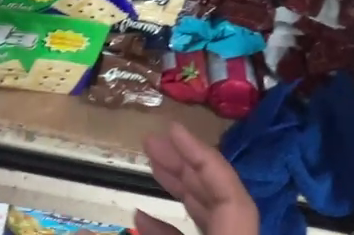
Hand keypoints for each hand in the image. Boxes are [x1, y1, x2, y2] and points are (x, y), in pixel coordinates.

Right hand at [137, 124, 259, 234]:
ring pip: (209, 213)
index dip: (203, 158)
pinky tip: (142, 215)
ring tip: (152, 163)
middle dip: (185, 165)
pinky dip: (171, 225)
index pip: (230, 193)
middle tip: (151, 140)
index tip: (172, 129)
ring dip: (179, 188)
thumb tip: (123, 218)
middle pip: (218, 195)